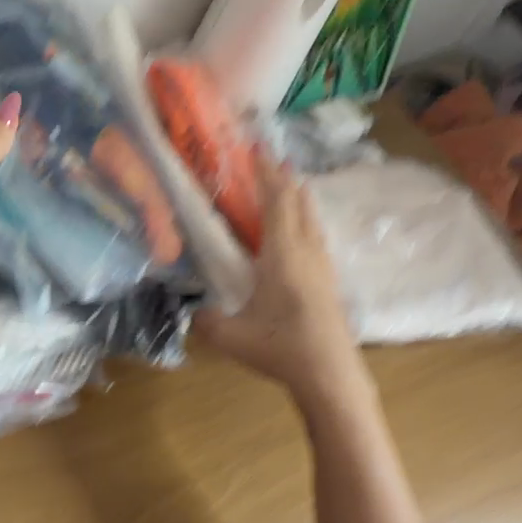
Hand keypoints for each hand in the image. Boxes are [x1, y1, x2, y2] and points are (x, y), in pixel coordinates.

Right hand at [196, 152, 359, 395]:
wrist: (329, 373)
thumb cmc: (280, 347)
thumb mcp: (230, 337)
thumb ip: (206, 321)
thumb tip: (192, 313)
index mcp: (283, 254)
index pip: (276, 201)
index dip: (266, 173)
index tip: (256, 150)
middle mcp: (307, 251)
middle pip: (300, 203)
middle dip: (283, 180)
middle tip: (267, 165)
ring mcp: (323, 266)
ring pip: (311, 220)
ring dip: (297, 201)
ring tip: (283, 193)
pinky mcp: (328, 283)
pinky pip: (314, 240)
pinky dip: (302, 225)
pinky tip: (293, 238)